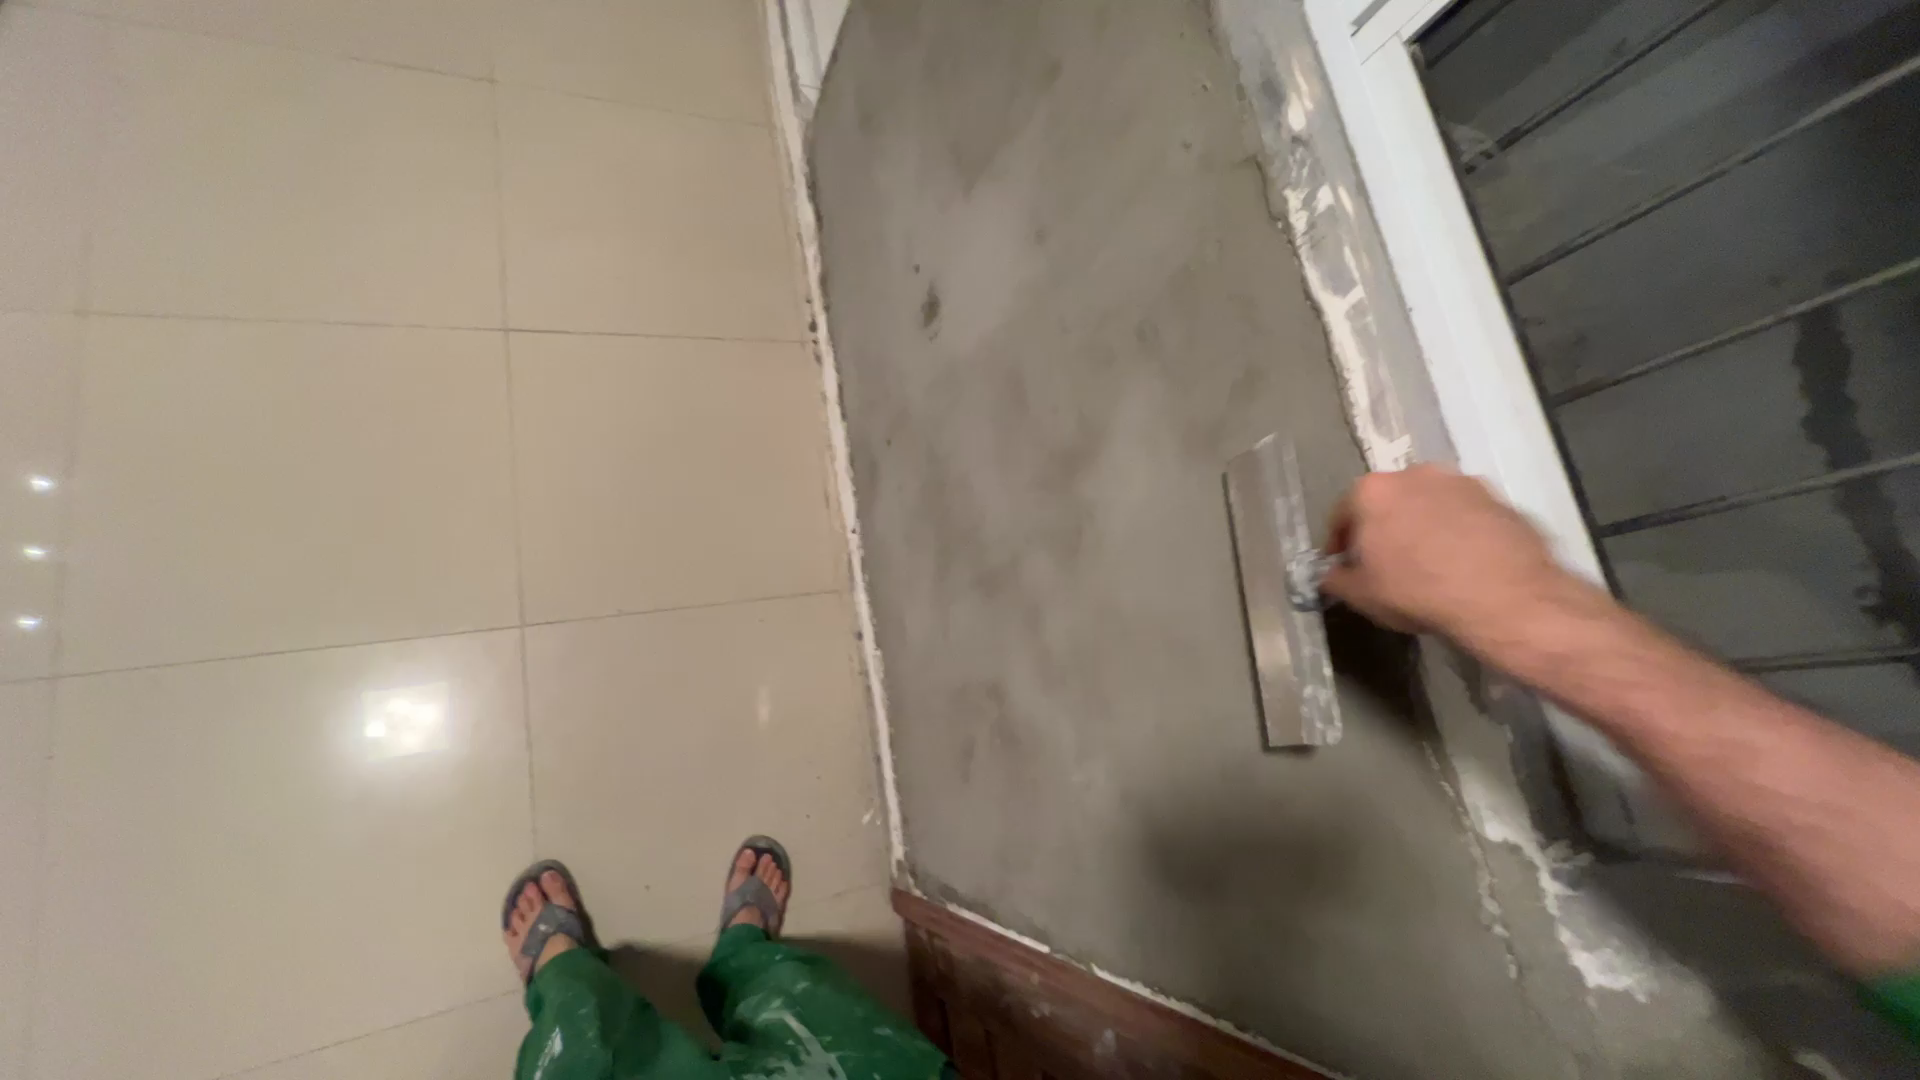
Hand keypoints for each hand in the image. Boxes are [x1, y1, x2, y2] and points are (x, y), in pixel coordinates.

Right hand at [1320, 465, 1572, 636]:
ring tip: (1427, 562)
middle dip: (1382, 527)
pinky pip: (1465, 514)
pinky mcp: (1501, 499)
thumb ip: (1336, 579)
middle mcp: (1416, 474)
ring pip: (1429, 504)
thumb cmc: (1418, 591)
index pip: (1342, 513)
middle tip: (1384, 561)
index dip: (1339, 542)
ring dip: (1422, 525)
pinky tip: (1461, 562)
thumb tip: (1331, 575)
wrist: (1507, 598)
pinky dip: (1458, 531)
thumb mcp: (1361, 595)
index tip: (1343, 564)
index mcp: (1373, 491)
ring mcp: (1463, 482)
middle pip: (1388, 501)